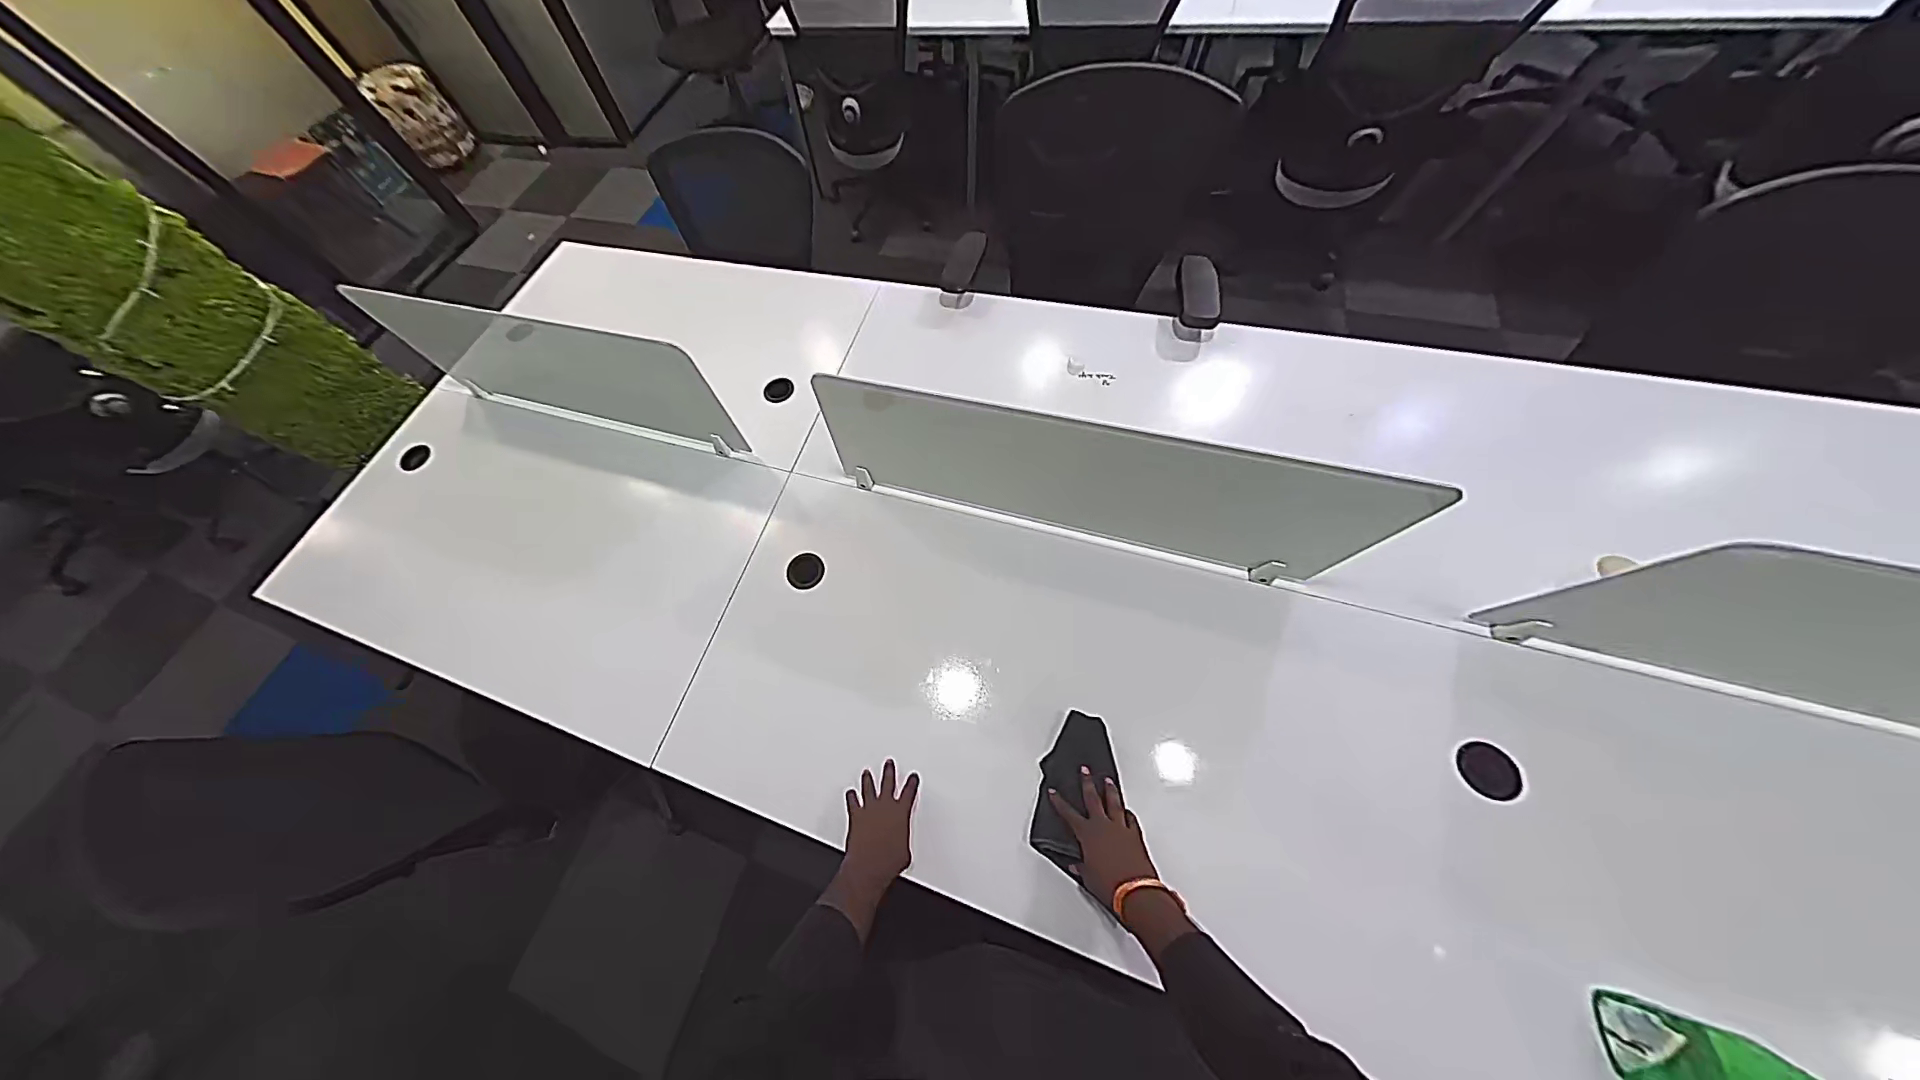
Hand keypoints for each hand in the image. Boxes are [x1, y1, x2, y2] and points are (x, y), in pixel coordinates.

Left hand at [842, 758, 918, 888]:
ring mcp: (869, 809)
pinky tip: (850, 793)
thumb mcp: (904, 852)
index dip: (911, 783)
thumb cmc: (889, 861)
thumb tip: (900, 846)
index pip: (909, 792)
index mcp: (901, 812)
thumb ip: (902, 840)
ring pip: (869, 788)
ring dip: (868, 779)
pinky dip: (851, 797)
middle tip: (889, 763)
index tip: (912, 776)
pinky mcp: (855, 815)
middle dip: (889, 771)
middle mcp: (885, 806)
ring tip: (867, 772)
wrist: (869, 866)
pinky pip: (853, 801)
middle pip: (888, 783)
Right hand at [1047, 766, 1157, 909]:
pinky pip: (1130, 818)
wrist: (1135, 891)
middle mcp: (1103, 826)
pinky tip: (1126, 809)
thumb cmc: (1110, 885)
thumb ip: (1081, 867)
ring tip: (1107, 780)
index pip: (1069, 813)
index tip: (1054, 792)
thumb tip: (1077, 866)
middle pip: (1093, 798)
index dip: (1059, 802)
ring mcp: (1121, 828)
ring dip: (1109, 790)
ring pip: (1113, 802)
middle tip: (1084, 770)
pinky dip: (1127, 813)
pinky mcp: (1135, 835)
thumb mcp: (1088, 877)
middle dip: (1087, 782)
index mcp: (1087, 834)